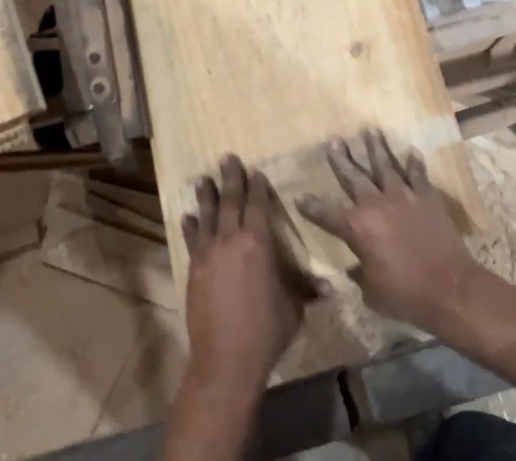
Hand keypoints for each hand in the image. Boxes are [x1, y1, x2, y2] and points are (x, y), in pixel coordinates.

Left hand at [180, 156, 307, 390]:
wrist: (227, 358)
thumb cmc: (267, 330)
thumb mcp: (293, 307)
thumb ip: (306, 290)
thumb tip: (329, 287)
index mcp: (259, 243)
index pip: (258, 205)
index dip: (257, 187)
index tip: (255, 171)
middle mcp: (231, 240)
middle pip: (230, 201)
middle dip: (230, 179)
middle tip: (227, 158)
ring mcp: (209, 254)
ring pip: (207, 216)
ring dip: (205, 196)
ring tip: (202, 179)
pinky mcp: (194, 270)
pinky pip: (192, 240)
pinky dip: (190, 226)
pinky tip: (187, 216)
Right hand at [295, 131, 484, 329]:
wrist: (449, 287)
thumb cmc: (405, 295)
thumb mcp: (373, 292)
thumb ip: (361, 274)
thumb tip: (355, 269)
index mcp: (356, 228)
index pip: (326, 214)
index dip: (311, 207)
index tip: (299, 197)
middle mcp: (375, 205)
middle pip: (354, 177)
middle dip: (343, 159)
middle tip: (335, 141)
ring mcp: (403, 198)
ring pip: (385, 166)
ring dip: (376, 148)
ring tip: (370, 131)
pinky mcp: (427, 199)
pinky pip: (418, 175)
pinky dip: (414, 163)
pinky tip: (411, 151)